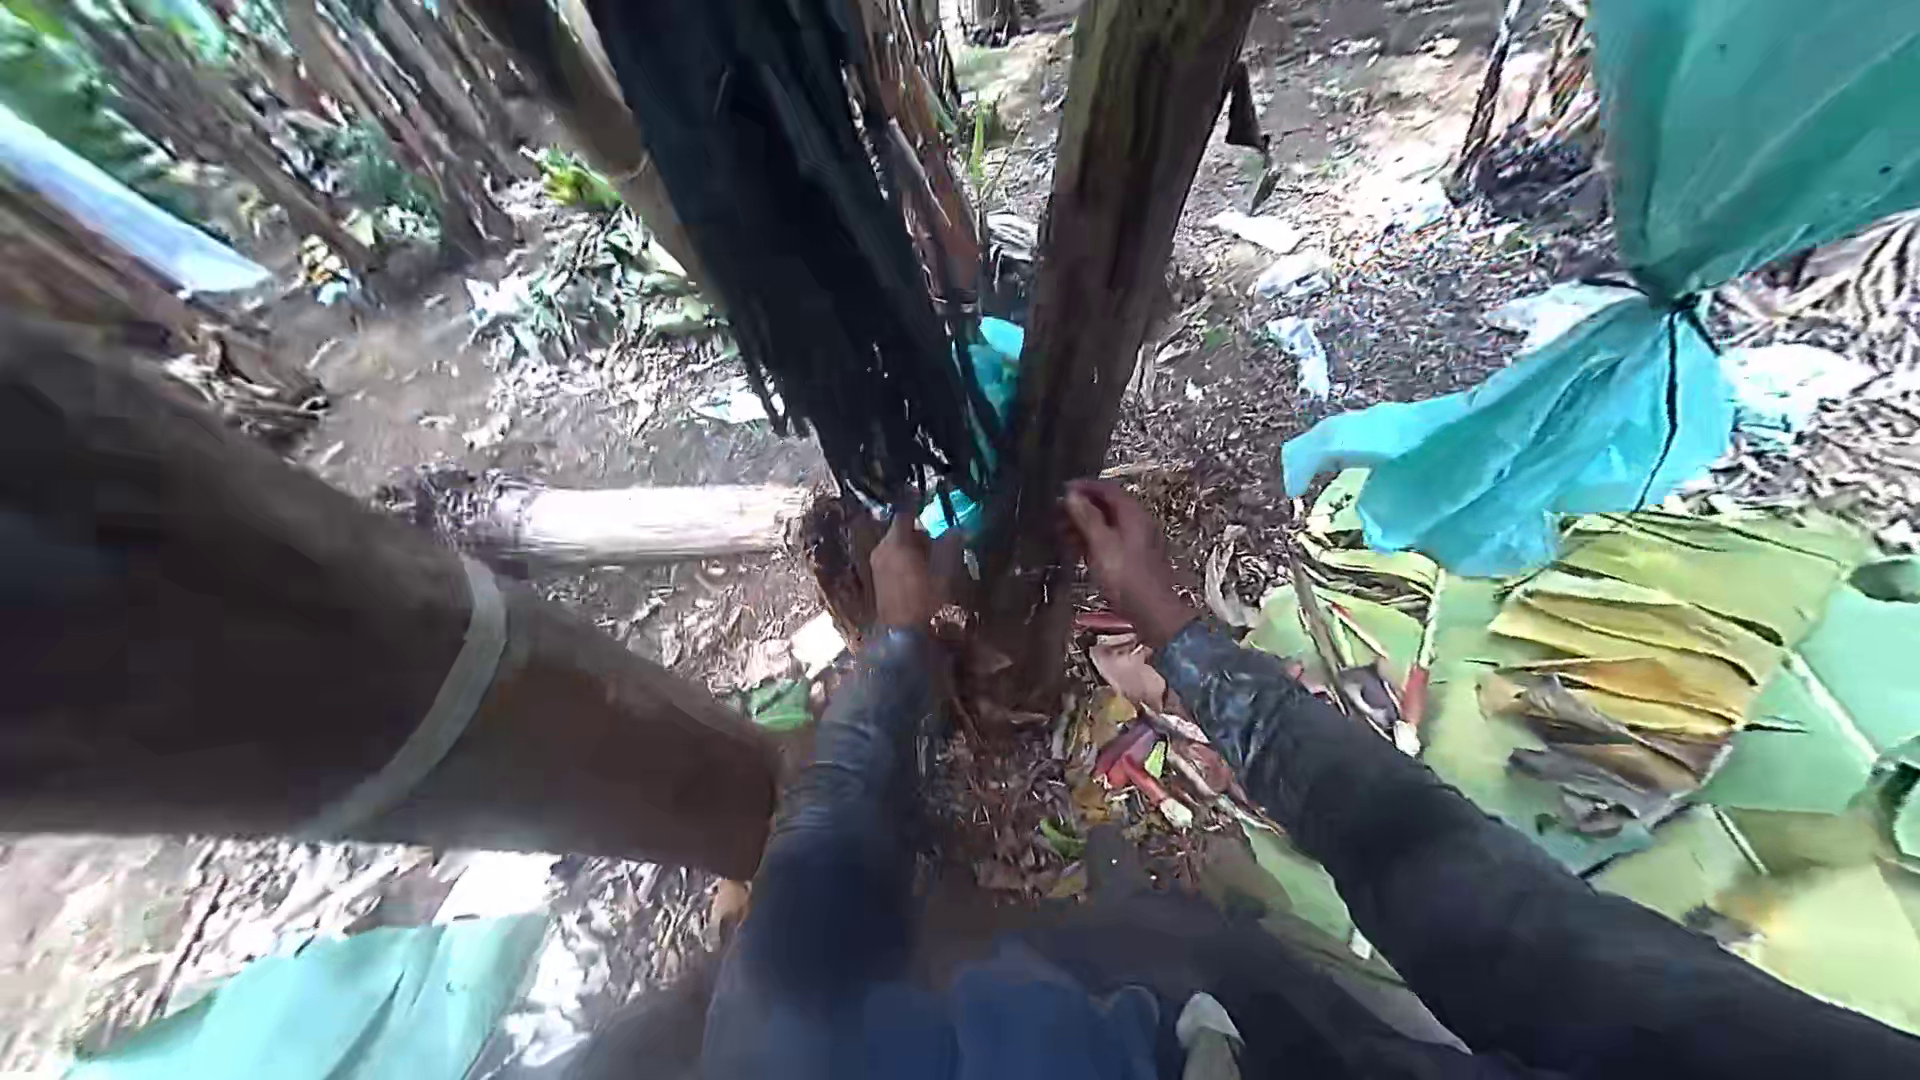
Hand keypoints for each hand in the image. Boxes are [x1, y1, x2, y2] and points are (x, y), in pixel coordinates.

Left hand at [870, 513, 941, 629]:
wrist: (903, 634)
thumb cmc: (926, 599)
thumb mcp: (945, 571)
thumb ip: (950, 545)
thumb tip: (956, 530)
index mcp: (896, 543)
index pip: (904, 515)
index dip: (918, 510)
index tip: (931, 510)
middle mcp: (882, 550)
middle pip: (900, 531)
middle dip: (919, 534)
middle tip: (938, 543)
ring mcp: (876, 565)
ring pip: (896, 546)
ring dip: (913, 548)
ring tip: (932, 562)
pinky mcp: (877, 580)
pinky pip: (892, 560)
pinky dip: (905, 560)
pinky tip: (919, 575)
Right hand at [1062, 479, 1194, 648]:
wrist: (1151, 611)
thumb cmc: (1127, 577)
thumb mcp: (1102, 545)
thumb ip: (1087, 518)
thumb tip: (1072, 496)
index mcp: (1133, 515)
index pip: (1107, 490)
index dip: (1084, 487)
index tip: (1063, 490)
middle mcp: (1136, 523)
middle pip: (1106, 506)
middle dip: (1081, 506)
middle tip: (1057, 511)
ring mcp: (1134, 541)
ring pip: (1105, 524)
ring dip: (1082, 524)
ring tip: (1060, 529)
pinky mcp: (1130, 558)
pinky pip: (1107, 540)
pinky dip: (1090, 539)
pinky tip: (1074, 546)